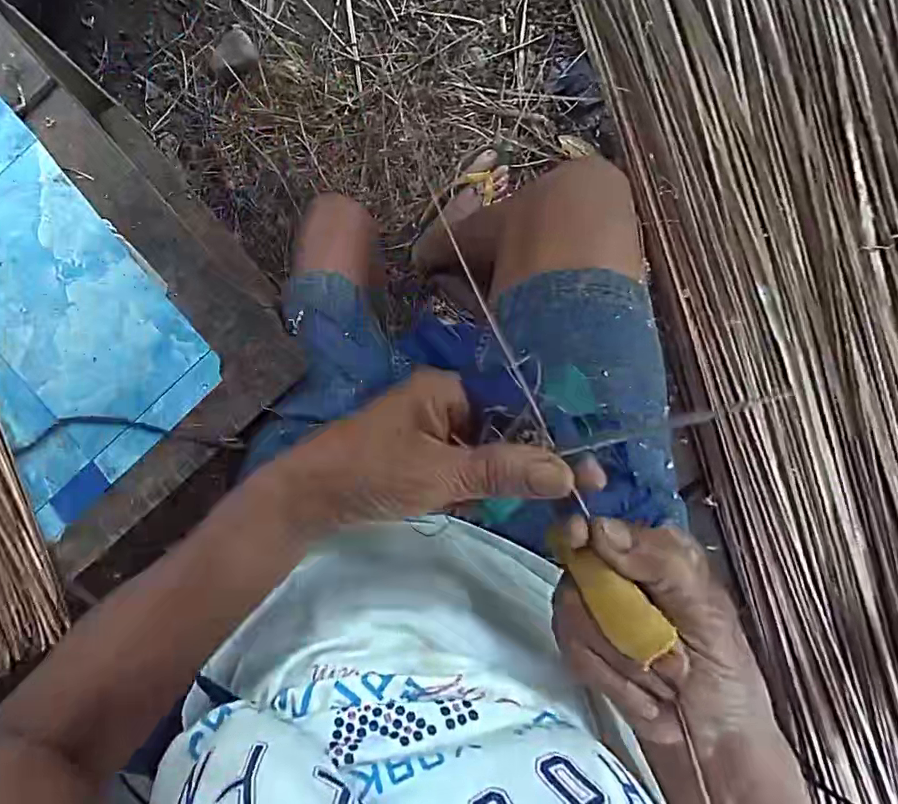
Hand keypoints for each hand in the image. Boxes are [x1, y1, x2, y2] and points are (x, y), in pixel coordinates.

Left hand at [259, 368, 576, 529]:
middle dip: (527, 464)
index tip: (586, 470)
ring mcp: (432, 430)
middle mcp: (443, 402)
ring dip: (500, 481)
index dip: (548, 436)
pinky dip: (475, 490)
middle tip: (572, 498)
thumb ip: (501, 471)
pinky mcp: (422, 456)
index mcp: (446, 389)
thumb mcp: (440, 474)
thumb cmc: (372, 472)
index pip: (512, 404)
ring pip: (485, 454)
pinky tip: (481, 508)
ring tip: (527, 506)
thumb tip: (566, 472)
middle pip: (502, 431)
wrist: (311, 496)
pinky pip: (463, 468)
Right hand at [552, 512, 808, 801]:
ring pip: (572, 612)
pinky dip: (614, 682)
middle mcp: (613, 569)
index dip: (580, 530)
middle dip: (623, 621)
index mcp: (650, 548)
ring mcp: (591, 605)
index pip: (598, 524)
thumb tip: (600, 528)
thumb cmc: (724, 672)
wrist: (716, 746)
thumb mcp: (708, 612)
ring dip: (624, 659)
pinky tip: (645, 694)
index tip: (578, 539)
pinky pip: (574, 650)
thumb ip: (661, 563)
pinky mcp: (579, 643)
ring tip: (664, 680)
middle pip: (578, 569)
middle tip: (670, 655)